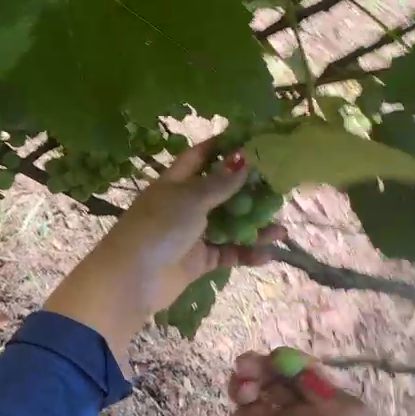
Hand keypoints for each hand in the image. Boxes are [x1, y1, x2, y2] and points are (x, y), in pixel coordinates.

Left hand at [43, 138, 282, 360]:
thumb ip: (219, 183)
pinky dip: (247, 252)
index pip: (199, 157)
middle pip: (221, 192)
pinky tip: (269, 253)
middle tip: (281, 188)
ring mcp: (191, 234)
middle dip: (249, 191)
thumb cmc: (158, 227)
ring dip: (254, 226)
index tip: (251, 137)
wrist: (132, 277)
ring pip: (229, 225)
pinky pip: (229, 252)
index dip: (221, 146)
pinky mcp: (198, 261)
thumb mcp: (190, 198)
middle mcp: (183, 205)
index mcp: (174, 183)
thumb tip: (244, 159)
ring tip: (281, 228)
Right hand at [227, 348, 414, 415]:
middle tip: (245, 372)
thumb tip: (303, 369)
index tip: (274, 362)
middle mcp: (300, 415)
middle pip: (269, 377)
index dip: (285, 360)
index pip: (300, 369)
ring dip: (242, 389)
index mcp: (330, 406)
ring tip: (244, 397)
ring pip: (250, 398)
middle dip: (255, 368)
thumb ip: (336, 402)